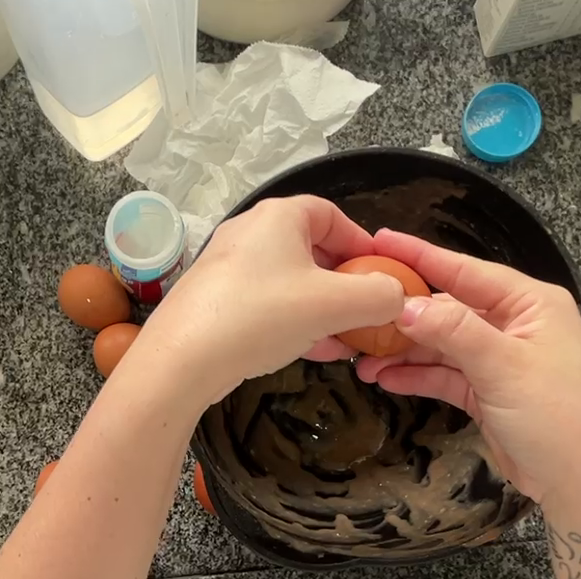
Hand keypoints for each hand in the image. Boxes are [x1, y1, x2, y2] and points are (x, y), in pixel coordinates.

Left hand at [119, 196, 407, 409]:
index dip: (360, 243)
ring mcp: (225, 271)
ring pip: (287, 286)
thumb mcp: (333, 304)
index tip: (379, 273)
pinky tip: (306, 352)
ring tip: (341, 341)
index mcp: (279, 217)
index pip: (331, 215)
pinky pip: (263, 309)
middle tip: (362, 314)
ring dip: (319, 312)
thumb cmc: (261, 316)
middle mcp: (248, 234)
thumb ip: (377, 296)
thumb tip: (397, 296)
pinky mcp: (212, 305)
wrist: (183, 360)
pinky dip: (289, 325)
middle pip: (309, 252)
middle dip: (342, 285)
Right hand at [352, 229, 580, 506]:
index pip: (465, 271)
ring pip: (441, 346)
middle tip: (357, 316)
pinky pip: (444, 376)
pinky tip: (385, 378)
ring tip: (361, 359)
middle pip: (447, 310)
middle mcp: (513, 326)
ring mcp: (498, 361)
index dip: (420, 257)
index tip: (379, 242)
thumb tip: (405, 306)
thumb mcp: (504, 367)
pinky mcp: (487, 393)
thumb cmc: (559, 416)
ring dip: (403, 352)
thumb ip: (454, 332)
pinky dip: (416, 377)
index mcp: (530, 304)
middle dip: (403, 316)